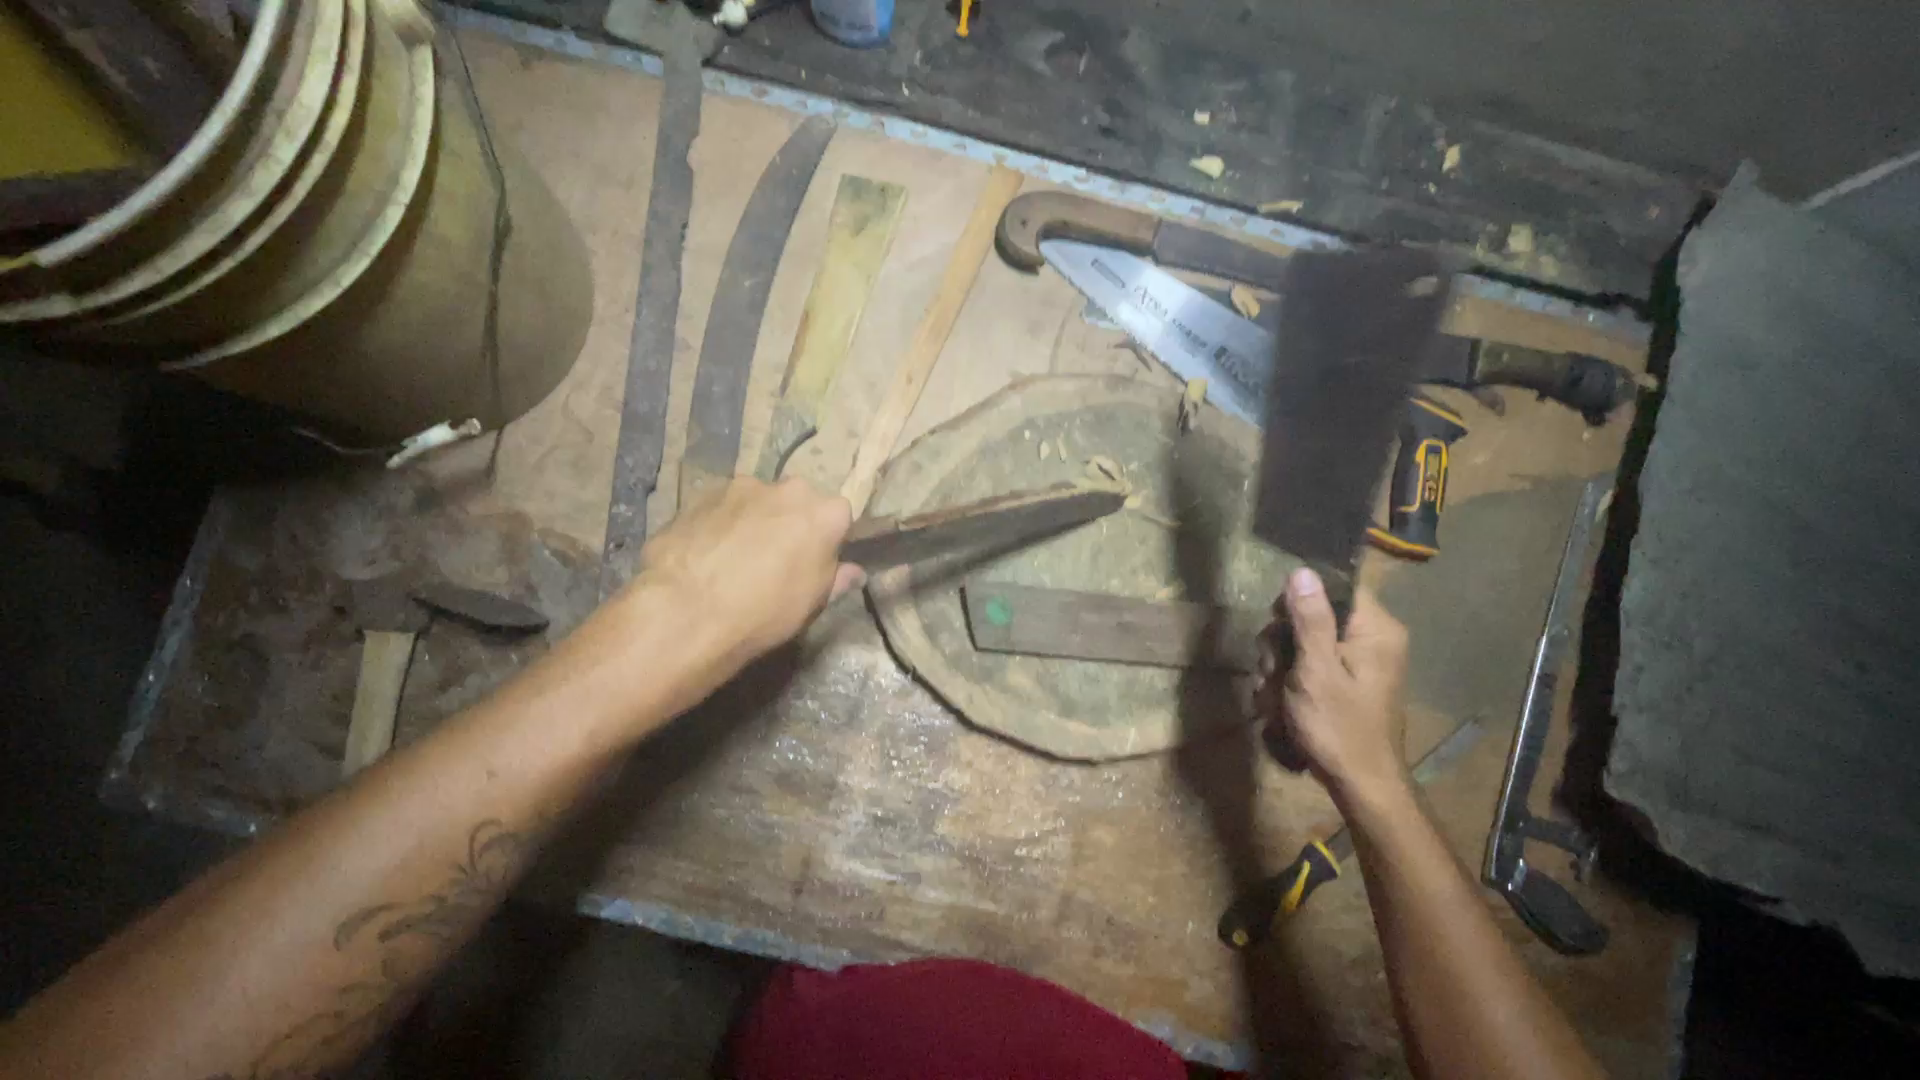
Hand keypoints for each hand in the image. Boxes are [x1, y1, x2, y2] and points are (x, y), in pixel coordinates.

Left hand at [628, 477, 860, 681]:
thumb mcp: (812, 603)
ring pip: (756, 502)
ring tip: (734, 558)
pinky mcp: (701, 494)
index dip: (827, 539)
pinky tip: (707, 555)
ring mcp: (741, 487)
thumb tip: (854, 571)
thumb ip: (836, 578)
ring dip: (753, 521)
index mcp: (825, 512)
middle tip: (775, 559)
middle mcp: (787, 488)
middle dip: (790, 522)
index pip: (838, 516)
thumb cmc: (766, 610)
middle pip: (796, 501)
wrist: (689, 610)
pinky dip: (721, 524)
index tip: (815, 561)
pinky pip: (722, 508)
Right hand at [1256, 568, 1410, 803]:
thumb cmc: (1339, 727)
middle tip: (1273, 673)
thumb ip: (1309, 620)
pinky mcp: (1345, 682)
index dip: (1299, 601)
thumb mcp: (1316, 670)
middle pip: (1311, 615)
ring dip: (1279, 668)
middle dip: (1281, 644)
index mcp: (1376, 629)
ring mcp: (1359, 662)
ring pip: (1302, 642)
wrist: (1360, 784)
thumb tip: (1302, 572)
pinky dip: (1290, 683)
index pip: (1335, 586)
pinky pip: (1309, 665)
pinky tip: (1279, 706)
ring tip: (1274, 698)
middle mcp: (1372, 639)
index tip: (1281, 628)